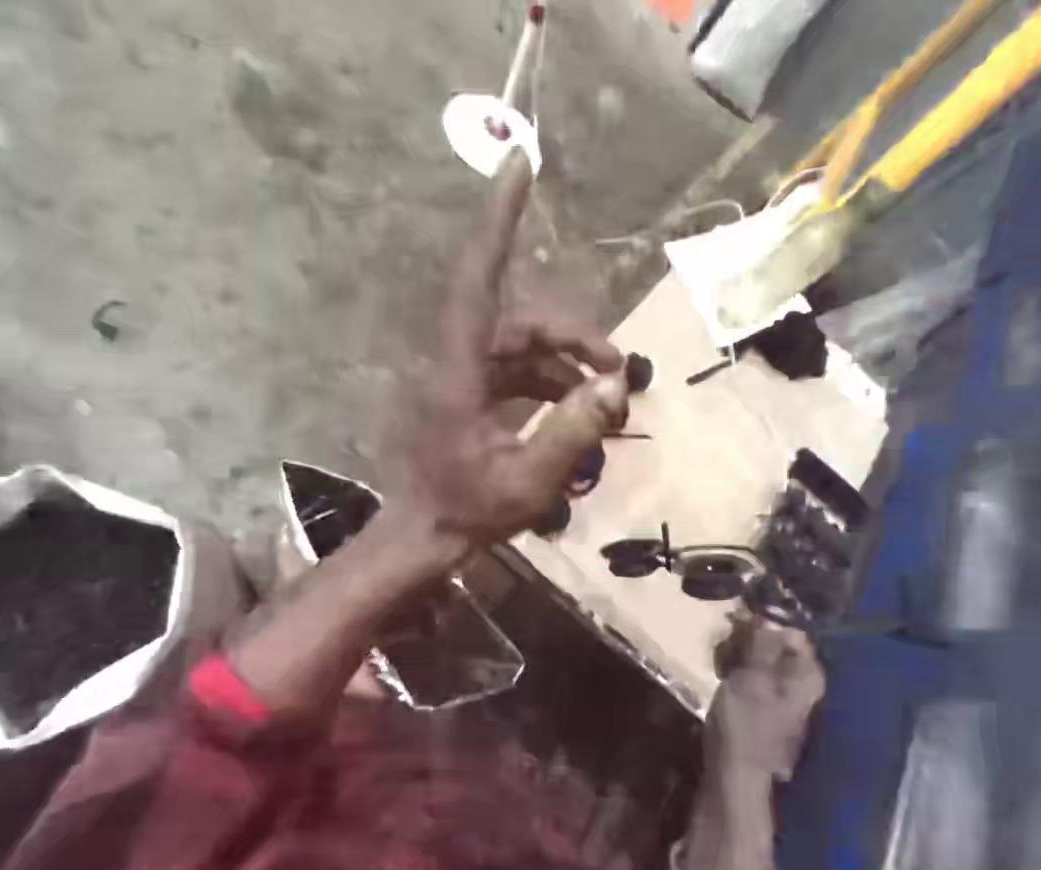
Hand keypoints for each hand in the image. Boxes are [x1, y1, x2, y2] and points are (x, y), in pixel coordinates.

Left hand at [390, 150, 630, 555]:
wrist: (423, 536)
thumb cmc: (467, 512)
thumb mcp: (528, 482)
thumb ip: (571, 432)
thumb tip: (614, 385)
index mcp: (459, 372)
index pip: (479, 280)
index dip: (498, 221)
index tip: (518, 161)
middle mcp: (457, 361)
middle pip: (521, 321)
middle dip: (574, 339)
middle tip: (616, 374)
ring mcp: (461, 378)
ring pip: (521, 347)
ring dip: (565, 365)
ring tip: (605, 399)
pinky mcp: (467, 395)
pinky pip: (514, 370)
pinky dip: (548, 382)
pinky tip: (575, 407)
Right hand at [709, 618, 824, 783]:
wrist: (734, 776)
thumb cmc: (746, 724)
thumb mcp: (752, 676)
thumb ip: (762, 641)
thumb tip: (769, 612)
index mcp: (807, 672)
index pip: (789, 629)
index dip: (761, 622)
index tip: (734, 623)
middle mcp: (801, 681)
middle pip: (773, 642)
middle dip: (744, 640)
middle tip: (724, 650)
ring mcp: (782, 695)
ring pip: (757, 658)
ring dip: (735, 655)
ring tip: (719, 666)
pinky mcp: (762, 705)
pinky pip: (750, 676)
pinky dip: (734, 672)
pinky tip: (720, 677)